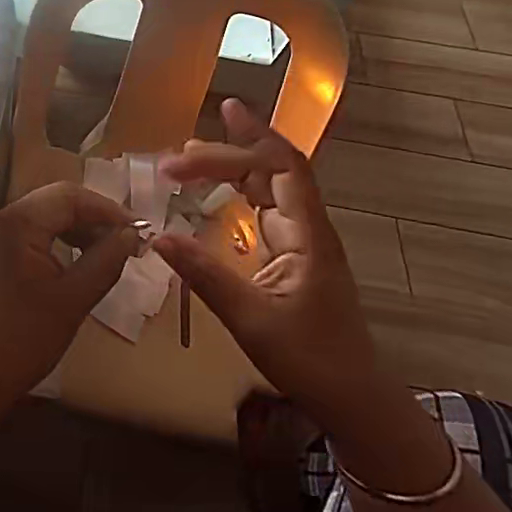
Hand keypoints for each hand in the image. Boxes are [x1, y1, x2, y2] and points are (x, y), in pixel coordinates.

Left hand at [0, 182, 137, 441]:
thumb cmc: (21, 339)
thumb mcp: (72, 300)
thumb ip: (105, 261)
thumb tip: (132, 235)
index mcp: (18, 221)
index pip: (70, 196)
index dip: (108, 209)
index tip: (141, 230)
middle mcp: (4, 218)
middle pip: (57, 202)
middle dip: (95, 218)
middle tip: (129, 242)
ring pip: (47, 217)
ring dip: (80, 230)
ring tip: (111, 252)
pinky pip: (35, 234)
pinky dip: (61, 242)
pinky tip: (81, 261)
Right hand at [151, 99, 384, 431]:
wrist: (354, 400)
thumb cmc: (311, 360)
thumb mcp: (251, 320)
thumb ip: (205, 275)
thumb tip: (158, 237)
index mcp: (307, 235)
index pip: (282, 167)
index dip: (255, 135)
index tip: (222, 111)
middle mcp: (307, 228)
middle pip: (271, 170)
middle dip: (226, 154)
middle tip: (177, 157)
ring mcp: (301, 240)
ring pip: (267, 186)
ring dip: (231, 167)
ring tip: (190, 158)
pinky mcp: (293, 255)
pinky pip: (263, 207)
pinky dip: (237, 190)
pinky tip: (215, 190)